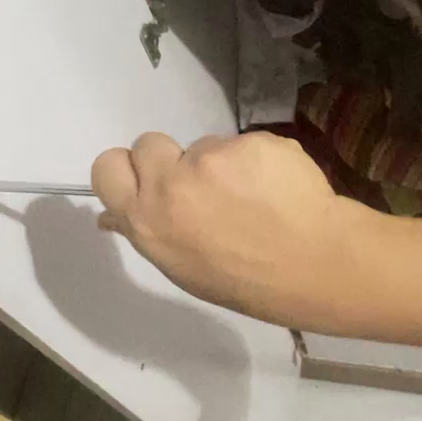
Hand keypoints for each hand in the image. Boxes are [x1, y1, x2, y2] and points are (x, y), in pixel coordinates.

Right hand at [91, 132, 369, 326]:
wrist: (314, 264)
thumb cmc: (242, 280)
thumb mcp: (182, 267)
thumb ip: (147, 231)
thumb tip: (111, 216)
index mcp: (146, 219)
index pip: (106, 167)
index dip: (128, 170)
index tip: (149, 182)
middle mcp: (171, 182)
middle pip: (148, 144)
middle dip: (170, 160)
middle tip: (201, 188)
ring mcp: (213, 157)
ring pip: (204, 146)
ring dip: (220, 165)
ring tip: (252, 198)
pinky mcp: (250, 140)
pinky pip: (244, 144)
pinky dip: (257, 161)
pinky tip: (276, 188)